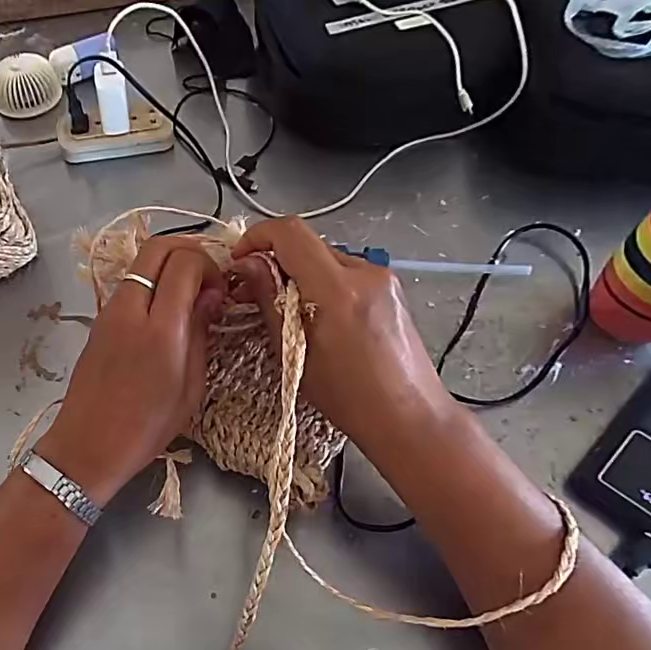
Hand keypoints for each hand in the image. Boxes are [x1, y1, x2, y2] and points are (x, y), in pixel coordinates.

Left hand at [35, 237, 225, 505]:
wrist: (87, 445)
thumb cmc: (147, 427)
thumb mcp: (191, 387)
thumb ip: (201, 332)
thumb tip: (211, 294)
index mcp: (161, 329)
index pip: (185, 263)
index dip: (210, 266)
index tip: (220, 291)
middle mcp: (130, 309)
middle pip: (157, 247)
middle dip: (189, 250)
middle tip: (207, 278)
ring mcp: (109, 312)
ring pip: (140, 262)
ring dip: (169, 265)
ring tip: (189, 295)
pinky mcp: (99, 320)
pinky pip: (129, 284)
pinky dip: (152, 282)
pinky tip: (166, 310)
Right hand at [231, 217, 454, 451]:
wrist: (409, 415)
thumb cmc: (350, 398)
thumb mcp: (296, 353)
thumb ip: (270, 301)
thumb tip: (248, 266)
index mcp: (337, 289)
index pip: (290, 234)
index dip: (257, 237)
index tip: (241, 260)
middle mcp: (364, 273)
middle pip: (308, 244)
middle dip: (275, 260)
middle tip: (254, 291)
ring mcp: (383, 277)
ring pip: (326, 258)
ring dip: (300, 275)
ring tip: (288, 312)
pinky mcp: (392, 287)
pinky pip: (346, 272)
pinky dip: (324, 284)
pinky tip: (320, 317)